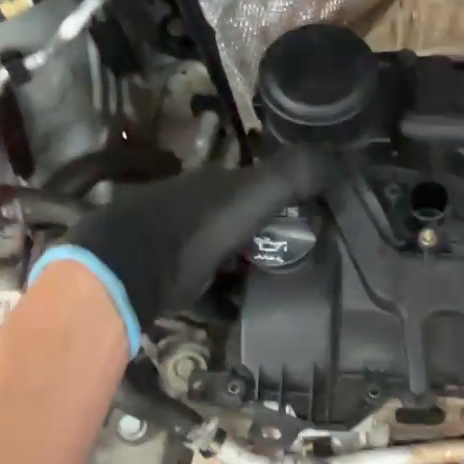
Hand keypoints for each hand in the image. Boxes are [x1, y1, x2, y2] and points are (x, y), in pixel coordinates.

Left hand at [29, 149, 335, 348]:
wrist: (122, 272)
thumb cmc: (189, 232)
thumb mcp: (247, 201)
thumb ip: (289, 178)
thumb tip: (341, 157)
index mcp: (216, 184)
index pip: (262, 183)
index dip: (290, 197)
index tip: (316, 220)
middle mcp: (195, 205)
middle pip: (242, 218)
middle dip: (269, 232)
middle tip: (300, 257)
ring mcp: (177, 239)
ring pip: (225, 249)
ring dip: (247, 262)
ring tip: (276, 284)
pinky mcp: (166, 274)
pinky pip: (207, 281)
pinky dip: (225, 292)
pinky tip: (240, 307)